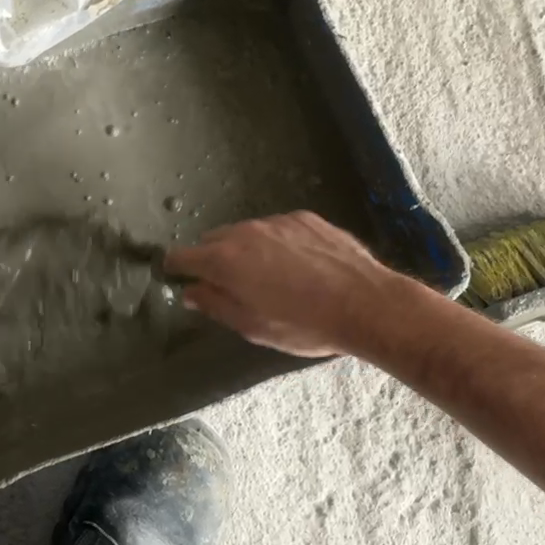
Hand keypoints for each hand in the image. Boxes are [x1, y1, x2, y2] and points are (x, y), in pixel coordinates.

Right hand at [163, 211, 401, 357]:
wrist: (369, 304)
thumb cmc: (305, 323)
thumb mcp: (253, 326)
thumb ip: (215, 305)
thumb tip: (190, 292)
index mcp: (223, 260)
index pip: (180, 256)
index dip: (174, 268)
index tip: (177, 278)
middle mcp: (243, 232)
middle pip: (212, 241)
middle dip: (214, 260)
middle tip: (233, 285)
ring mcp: (275, 221)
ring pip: (246, 233)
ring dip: (247, 250)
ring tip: (273, 277)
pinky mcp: (304, 218)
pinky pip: (277, 228)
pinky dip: (278, 243)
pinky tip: (301, 266)